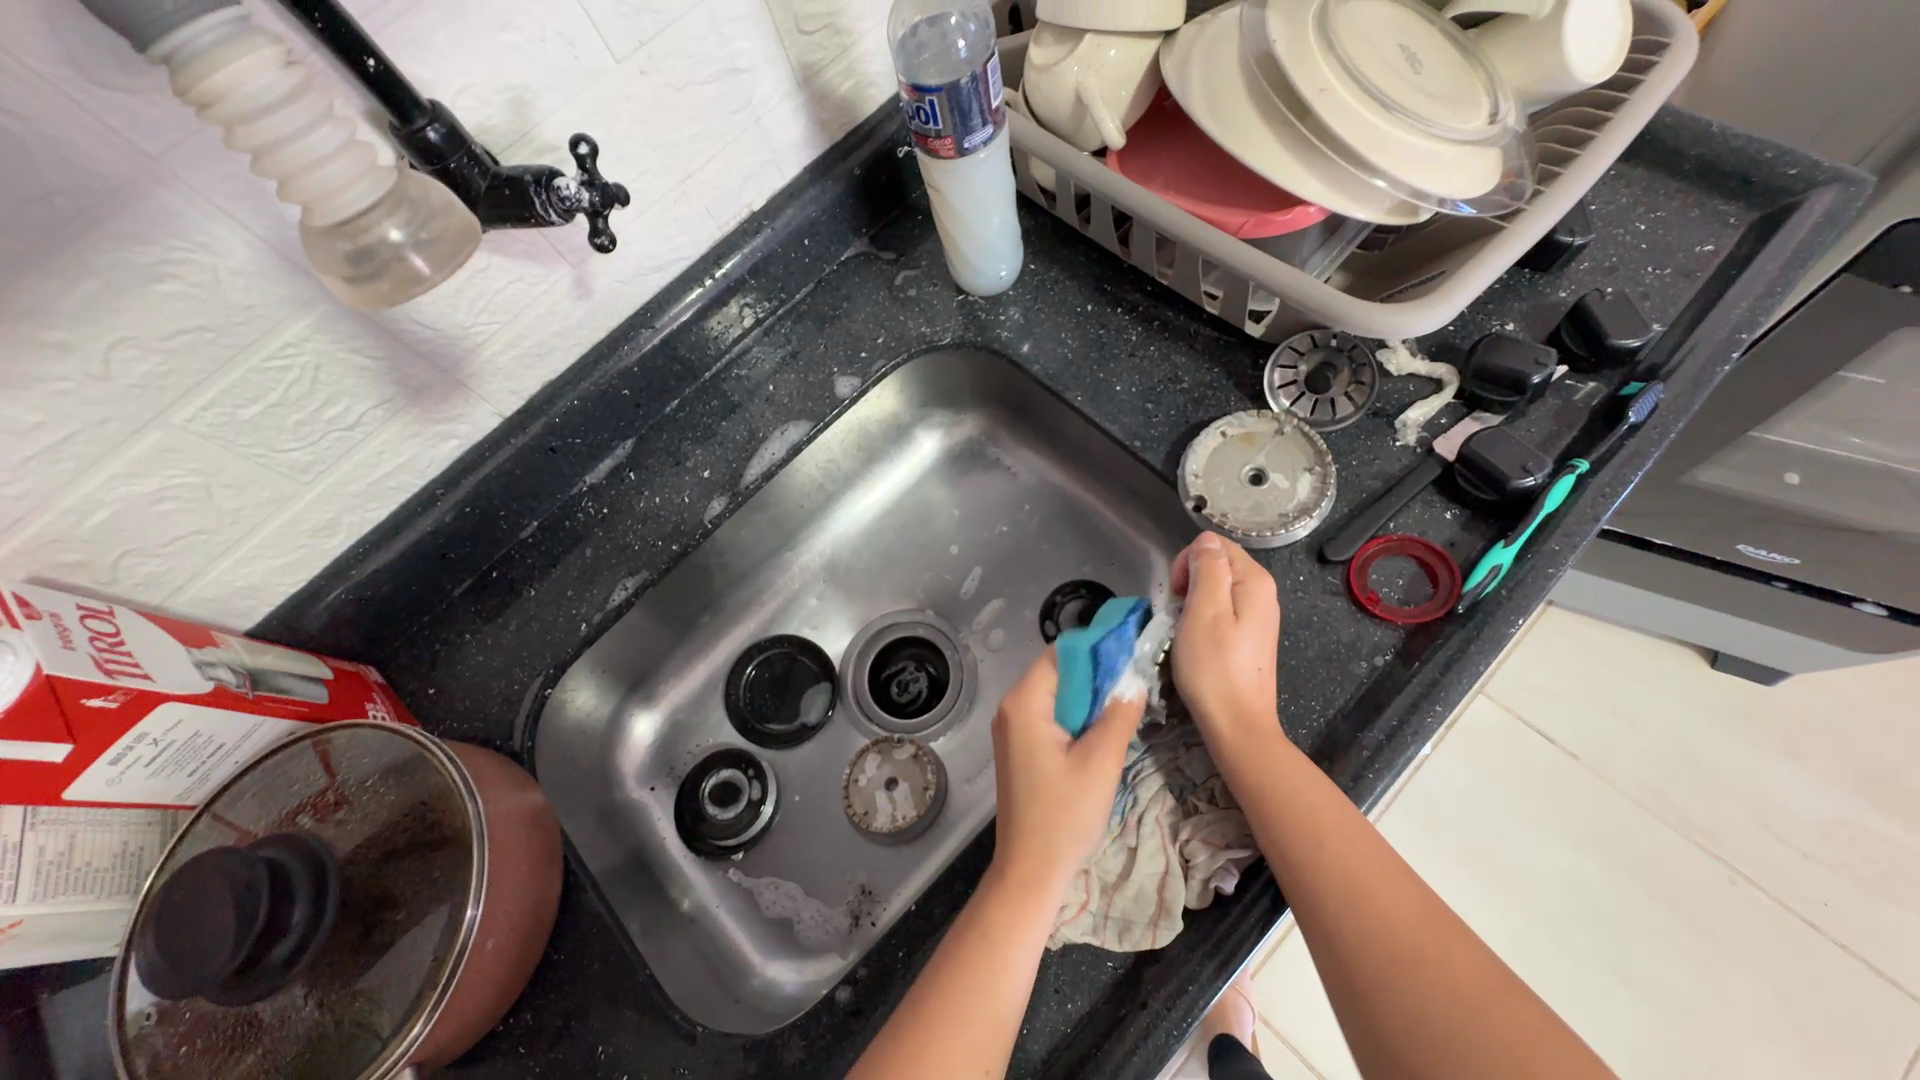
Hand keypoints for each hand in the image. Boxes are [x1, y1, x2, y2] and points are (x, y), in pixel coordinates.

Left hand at [988, 648, 1144, 900]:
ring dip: (1089, 701)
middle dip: (1096, 678)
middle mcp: (1011, 708)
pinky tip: (1101, 735)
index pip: (1062, 654)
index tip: (1132, 656)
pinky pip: (1051, 719)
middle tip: (1135, 688)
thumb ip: (1119, 713)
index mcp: (1024, 703)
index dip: (1097, 651)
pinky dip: (1076, 720)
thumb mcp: (1101, 761)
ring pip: (1057, 697)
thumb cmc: (1064, 815)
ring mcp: (1012, 730)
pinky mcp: (1020, 749)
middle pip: (1059, 673)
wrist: (1031, 869)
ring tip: (1124, 711)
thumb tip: (1135, 679)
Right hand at [1170, 532, 1281, 742]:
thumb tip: (1205, 542)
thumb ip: (1206, 567)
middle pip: (1217, 564)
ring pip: (1217, 589)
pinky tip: (1197, 642)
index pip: (1214, 544)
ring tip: (1186, 631)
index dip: (1187, 563)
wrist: (1236, 724)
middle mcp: (1263, 592)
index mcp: (1255, 580)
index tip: (1177, 596)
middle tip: (1179, 615)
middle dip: (1190, 582)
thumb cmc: (1214, 667)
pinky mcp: (1251, 636)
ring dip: (1194, 603)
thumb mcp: (1203, 610)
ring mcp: (1259, 616)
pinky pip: (1222, 611)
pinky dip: (1203, 619)